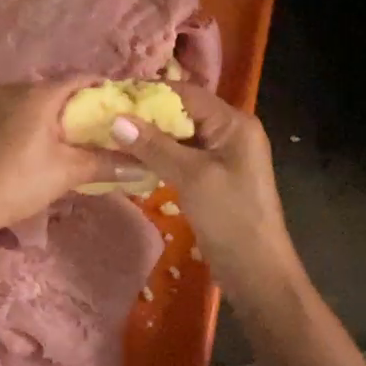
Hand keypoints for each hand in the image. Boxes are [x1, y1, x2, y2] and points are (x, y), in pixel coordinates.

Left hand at [0, 79, 123, 237]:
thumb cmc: (17, 182)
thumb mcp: (66, 173)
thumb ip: (106, 164)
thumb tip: (144, 166)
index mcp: (39, 94)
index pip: (81, 78)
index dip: (106, 89)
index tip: (124, 107)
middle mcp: (17, 89)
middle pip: (59, 88)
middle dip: (83, 105)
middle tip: (106, 127)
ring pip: (38, 101)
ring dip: (59, 115)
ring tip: (80, 138)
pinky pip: (21, 112)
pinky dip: (39, 122)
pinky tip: (46, 145)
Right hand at [109, 83, 298, 290]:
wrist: (257, 273)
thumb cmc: (230, 218)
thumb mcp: (191, 177)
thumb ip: (154, 145)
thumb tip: (116, 118)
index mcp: (234, 123)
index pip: (187, 93)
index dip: (150, 92)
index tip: (113, 95)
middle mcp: (231, 132)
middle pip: (183, 111)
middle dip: (147, 114)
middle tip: (107, 115)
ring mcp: (223, 155)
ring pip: (180, 135)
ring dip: (150, 135)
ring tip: (112, 133)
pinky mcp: (213, 177)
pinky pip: (182, 155)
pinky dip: (159, 155)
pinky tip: (132, 158)